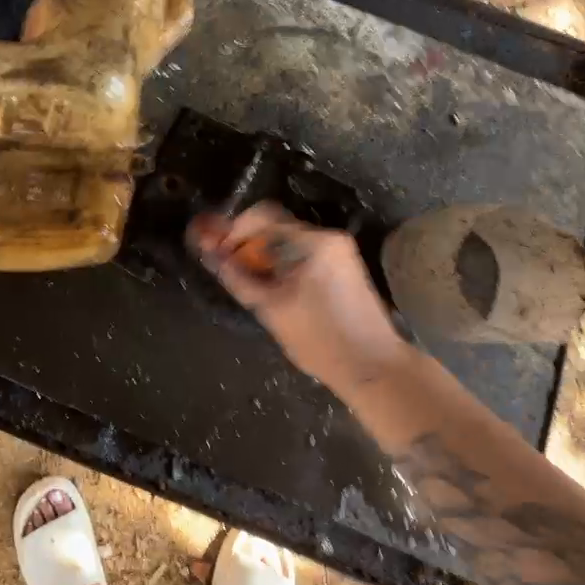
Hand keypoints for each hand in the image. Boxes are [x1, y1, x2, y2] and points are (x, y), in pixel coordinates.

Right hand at [189, 203, 408, 395]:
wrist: (376, 368)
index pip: (260, 216)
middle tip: (230, 270)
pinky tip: (276, 289)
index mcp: (312, 242)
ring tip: (251, 284)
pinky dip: (283, 264)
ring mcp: (339, 251)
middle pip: (274, 227)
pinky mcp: (344, 266)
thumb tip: (208, 251)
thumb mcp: (269, 308)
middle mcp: (328, 237)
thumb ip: (236, 275)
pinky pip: (303, 254)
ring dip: (264, 256)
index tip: (218, 253)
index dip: (232, 230)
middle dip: (247, 245)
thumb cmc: (320, 339)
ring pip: (287, 242)